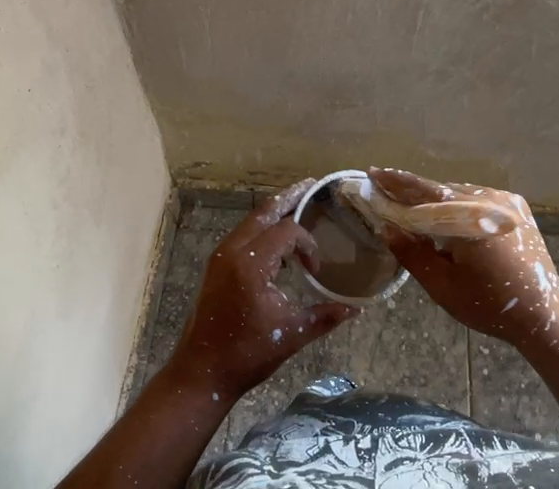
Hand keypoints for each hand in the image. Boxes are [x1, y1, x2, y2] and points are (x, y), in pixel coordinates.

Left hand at [168, 179, 357, 394]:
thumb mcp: (292, 334)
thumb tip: (357, 309)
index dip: (307, 244)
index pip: (287, 231)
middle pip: (265, 212)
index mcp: (251, 263)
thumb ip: (325, 316)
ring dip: (274, 212)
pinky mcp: (216, 265)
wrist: (201, 372)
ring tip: (297, 204)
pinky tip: (276, 237)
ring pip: (252, 221)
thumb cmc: (247, 354)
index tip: (316, 270)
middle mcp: (233, 250)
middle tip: (312, 186)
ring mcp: (221, 256)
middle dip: (290, 198)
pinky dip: (262, 228)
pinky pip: (243, 234)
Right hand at [371, 168, 558, 348]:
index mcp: (469, 218)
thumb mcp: (442, 285)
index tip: (372, 173)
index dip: (395, 183)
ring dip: (439, 200)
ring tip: (417, 210)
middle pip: (441, 190)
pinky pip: (479, 199)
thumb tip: (386, 226)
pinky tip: (452, 221)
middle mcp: (488, 199)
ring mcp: (506, 200)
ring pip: (460, 194)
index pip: (423, 192)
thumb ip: (412, 253)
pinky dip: (461, 205)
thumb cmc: (489, 305)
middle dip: (413, 192)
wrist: (544, 315)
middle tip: (387, 193)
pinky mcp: (517, 207)